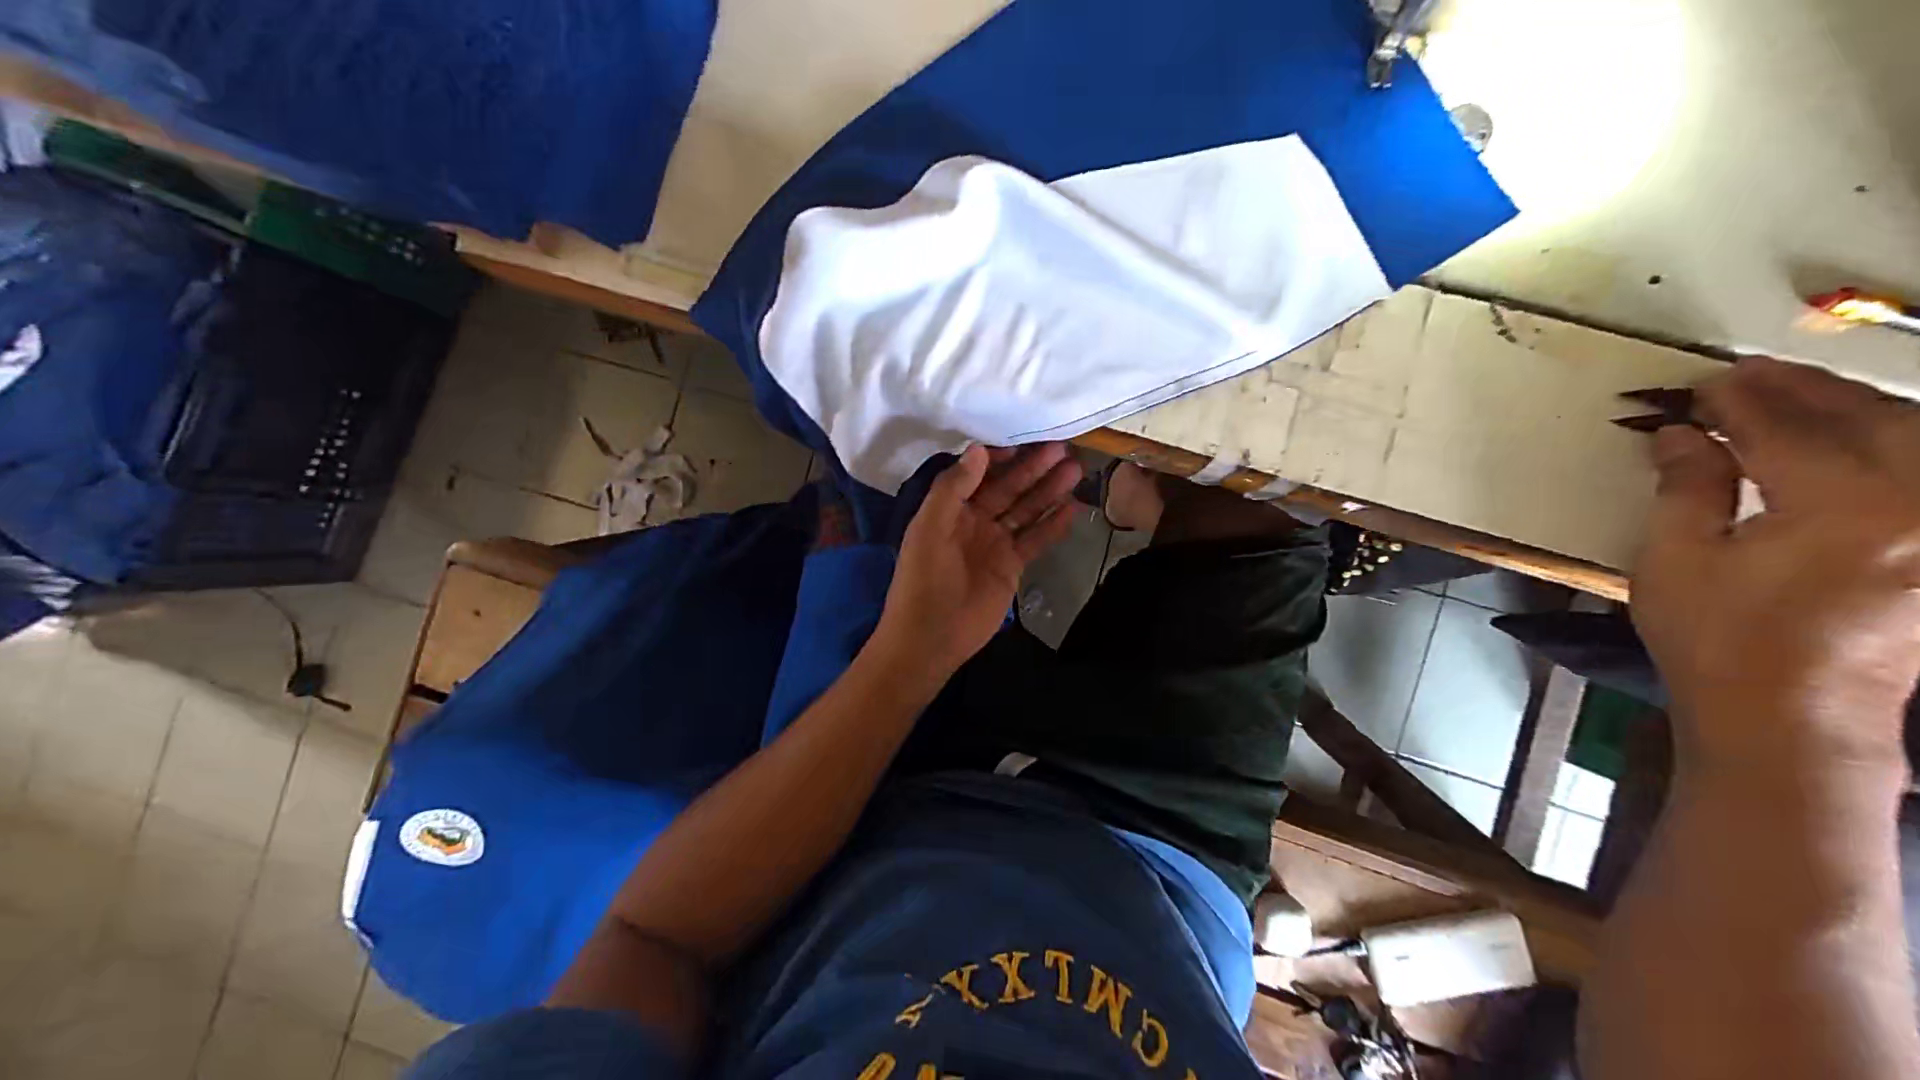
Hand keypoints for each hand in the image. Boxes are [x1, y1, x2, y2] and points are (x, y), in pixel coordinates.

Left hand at [871, 443, 1082, 681]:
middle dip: (1033, 468)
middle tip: (1063, 448)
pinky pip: (1036, 539)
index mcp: (950, 508)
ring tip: (1076, 470)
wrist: (931, 636)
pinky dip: (1053, 524)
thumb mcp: (929, 528)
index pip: (978, 473)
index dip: (1000, 457)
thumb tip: (978, 450)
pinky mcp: (1012, 566)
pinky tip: (1073, 507)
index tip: (1025, 440)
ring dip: (1049, 491)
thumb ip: (952, 488)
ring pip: (1026, 510)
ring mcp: (995, 543)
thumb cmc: (923, 579)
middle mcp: (974, 520)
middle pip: (1008, 488)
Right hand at [1632, 357, 1919, 771]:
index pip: (1787, 431)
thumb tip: (1683, 435)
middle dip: (1808, 391)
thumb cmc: (1717, 639)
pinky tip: (1860, 437)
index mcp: (1845, 509)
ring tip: (1805, 395)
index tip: (1700, 386)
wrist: (1790, 716)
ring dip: (1860, 408)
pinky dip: (1893, 444)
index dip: (1739, 403)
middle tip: (1752, 374)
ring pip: (1919, 441)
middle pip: (1873, 420)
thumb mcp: (1677, 560)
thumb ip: (1687, 488)